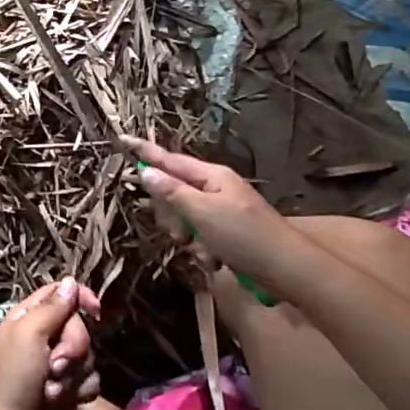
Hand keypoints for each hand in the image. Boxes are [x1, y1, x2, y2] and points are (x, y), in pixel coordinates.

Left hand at [0, 280, 101, 409]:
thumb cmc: (15, 378)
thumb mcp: (28, 335)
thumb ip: (52, 308)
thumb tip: (71, 281)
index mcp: (28, 317)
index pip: (60, 293)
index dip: (80, 297)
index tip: (94, 310)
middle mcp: (44, 336)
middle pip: (78, 325)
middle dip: (72, 346)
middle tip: (55, 364)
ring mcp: (58, 362)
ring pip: (88, 354)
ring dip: (72, 374)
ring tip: (51, 389)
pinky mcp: (71, 385)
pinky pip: (92, 378)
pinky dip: (79, 390)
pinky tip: (63, 401)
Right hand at [122, 135, 297, 282]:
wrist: (286, 270)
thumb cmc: (244, 235)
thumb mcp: (202, 212)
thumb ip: (172, 192)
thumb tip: (146, 172)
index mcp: (211, 176)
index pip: (170, 159)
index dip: (146, 153)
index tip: (122, 139)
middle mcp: (214, 189)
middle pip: (173, 192)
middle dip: (171, 215)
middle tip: (179, 233)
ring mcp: (221, 211)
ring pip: (183, 218)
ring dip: (187, 237)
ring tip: (203, 251)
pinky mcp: (226, 233)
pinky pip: (199, 236)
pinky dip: (202, 250)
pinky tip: (214, 260)